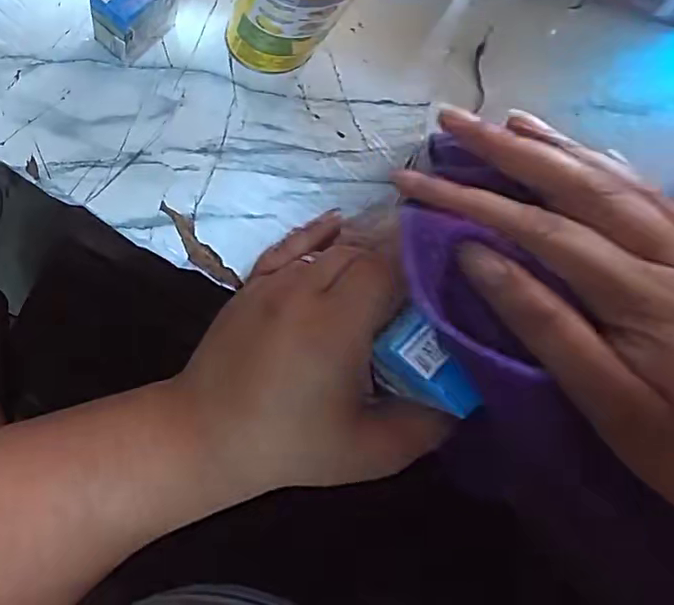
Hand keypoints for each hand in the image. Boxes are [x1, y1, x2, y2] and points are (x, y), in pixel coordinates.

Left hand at [169, 211, 450, 494]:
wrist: (207, 429)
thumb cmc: (291, 444)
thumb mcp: (372, 450)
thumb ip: (427, 422)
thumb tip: (466, 393)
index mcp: (334, 324)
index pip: (385, 268)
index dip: (419, 261)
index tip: (451, 265)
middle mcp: (301, 290)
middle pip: (358, 252)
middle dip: (398, 255)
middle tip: (433, 269)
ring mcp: (271, 283)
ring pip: (325, 247)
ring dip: (362, 244)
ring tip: (398, 247)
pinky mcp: (250, 284)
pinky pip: (288, 246)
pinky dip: (315, 232)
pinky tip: (336, 223)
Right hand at [391, 107, 673, 534]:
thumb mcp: (605, 401)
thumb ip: (538, 318)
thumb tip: (470, 251)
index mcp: (645, 294)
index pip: (537, 228)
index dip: (465, 199)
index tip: (407, 182)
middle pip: (580, 185)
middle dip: (508, 147)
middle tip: (451, 120)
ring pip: (620, 183)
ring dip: (560, 146)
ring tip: (510, 120)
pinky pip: (654, 201)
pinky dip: (612, 168)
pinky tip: (593, 157)